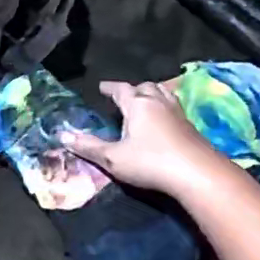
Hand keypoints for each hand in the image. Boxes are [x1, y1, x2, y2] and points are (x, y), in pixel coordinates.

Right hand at [59, 80, 225, 197]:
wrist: (196, 173)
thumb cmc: (150, 162)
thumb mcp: (113, 158)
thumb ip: (88, 147)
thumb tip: (63, 135)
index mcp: (137, 104)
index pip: (121, 89)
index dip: (110, 88)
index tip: (102, 88)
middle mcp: (158, 102)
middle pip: (145, 87)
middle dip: (133, 89)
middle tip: (123, 96)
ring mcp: (177, 112)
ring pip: (163, 93)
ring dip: (151, 94)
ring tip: (144, 102)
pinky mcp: (190, 126)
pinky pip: (174, 106)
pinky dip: (164, 107)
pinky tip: (163, 120)